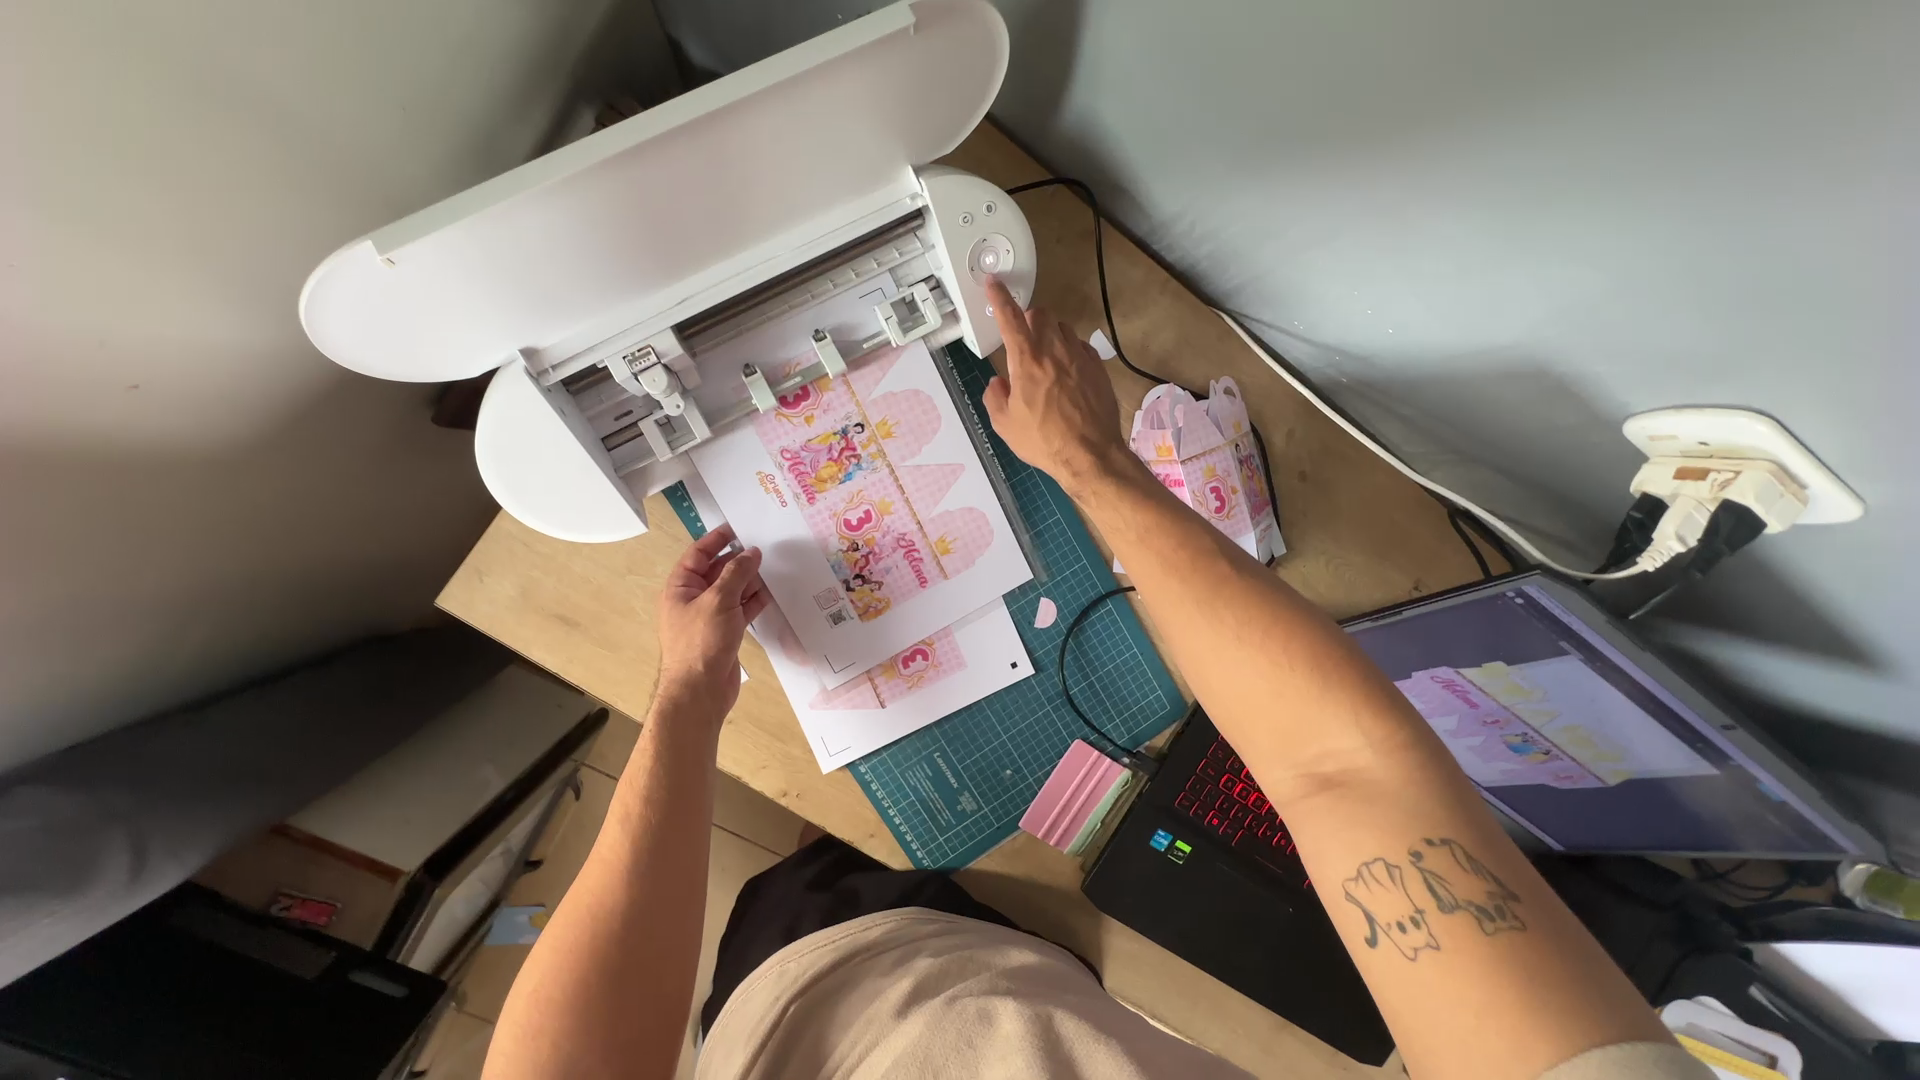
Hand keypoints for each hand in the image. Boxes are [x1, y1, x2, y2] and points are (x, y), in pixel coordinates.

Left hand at [656, 524, 768, 722]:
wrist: (700, 691)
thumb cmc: (701, 642)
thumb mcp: (718, 601)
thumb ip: (736, 574)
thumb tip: (751, 553)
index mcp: (680, 588)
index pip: (697, 554)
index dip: (716, 540)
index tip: (738, 528)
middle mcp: (693, 599)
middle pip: (717, 571)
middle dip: (738, 560)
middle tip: (764, 547)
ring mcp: (709, 617)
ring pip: (731, 590)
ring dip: (749, 580)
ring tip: (773, 567)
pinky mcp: (725, 632)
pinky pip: (740, 609)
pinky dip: (754, 601)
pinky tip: (771, 592)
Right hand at [980, 278, 1132, 494]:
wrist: (1089, 454)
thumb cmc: (1044, 441)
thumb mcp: (1005, 425)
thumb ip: (995, 397)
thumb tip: (998, 383)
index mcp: (1027, 361)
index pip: (1010, 318)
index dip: (999, 298)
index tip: (994, 284)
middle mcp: (1054, 351)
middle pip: (1042, 314)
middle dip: (1030, 319)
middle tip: (1025, 336)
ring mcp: (1080, 357)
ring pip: (1064, 328)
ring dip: (1052, 334)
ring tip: (1047, 357)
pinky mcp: (1098, 368)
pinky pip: (1082, 348)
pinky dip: (1071, 352)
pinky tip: (1068, 373)